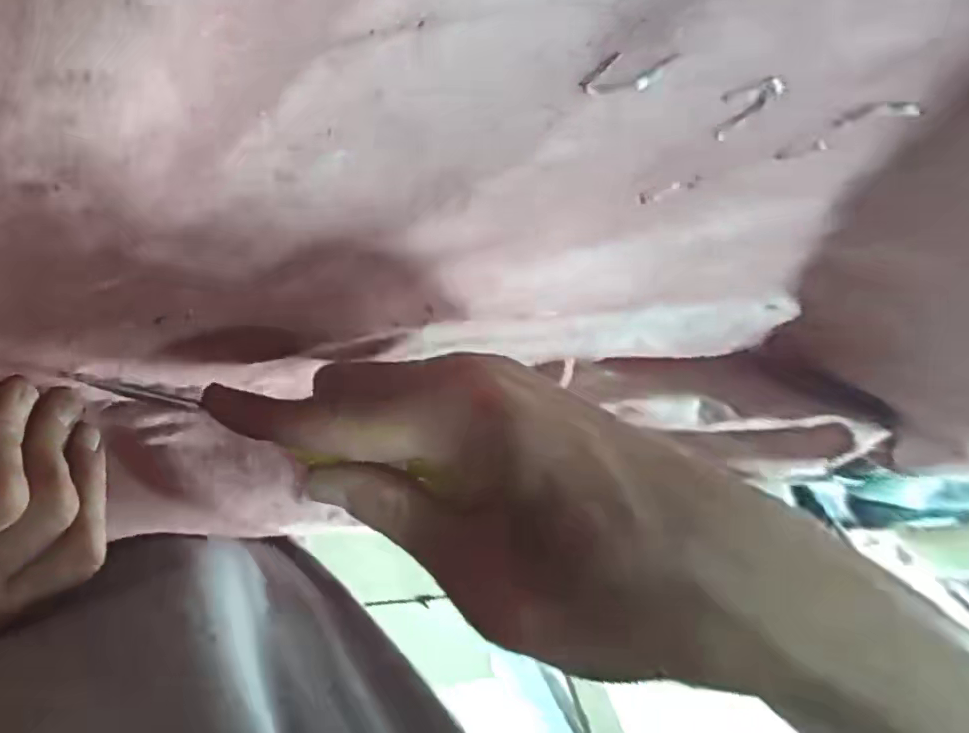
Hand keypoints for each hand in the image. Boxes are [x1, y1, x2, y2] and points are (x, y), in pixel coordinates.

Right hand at [201, 354, 967, 707]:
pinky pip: (415, 391)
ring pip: (379, 386)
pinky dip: (398, 424)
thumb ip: (394, 512)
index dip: (262, 414)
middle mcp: (462, 376)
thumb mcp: (492, 585)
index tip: (208, 399)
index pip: (330, 417)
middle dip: (322, 431)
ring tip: (405, 490)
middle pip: (346, 389)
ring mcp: (488, 372)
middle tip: (347, 491)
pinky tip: (441, 472)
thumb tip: (322, 469)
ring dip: (362, 428)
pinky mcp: (506, 383)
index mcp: (457, 421)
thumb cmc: (620, 597)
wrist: (760, 578)